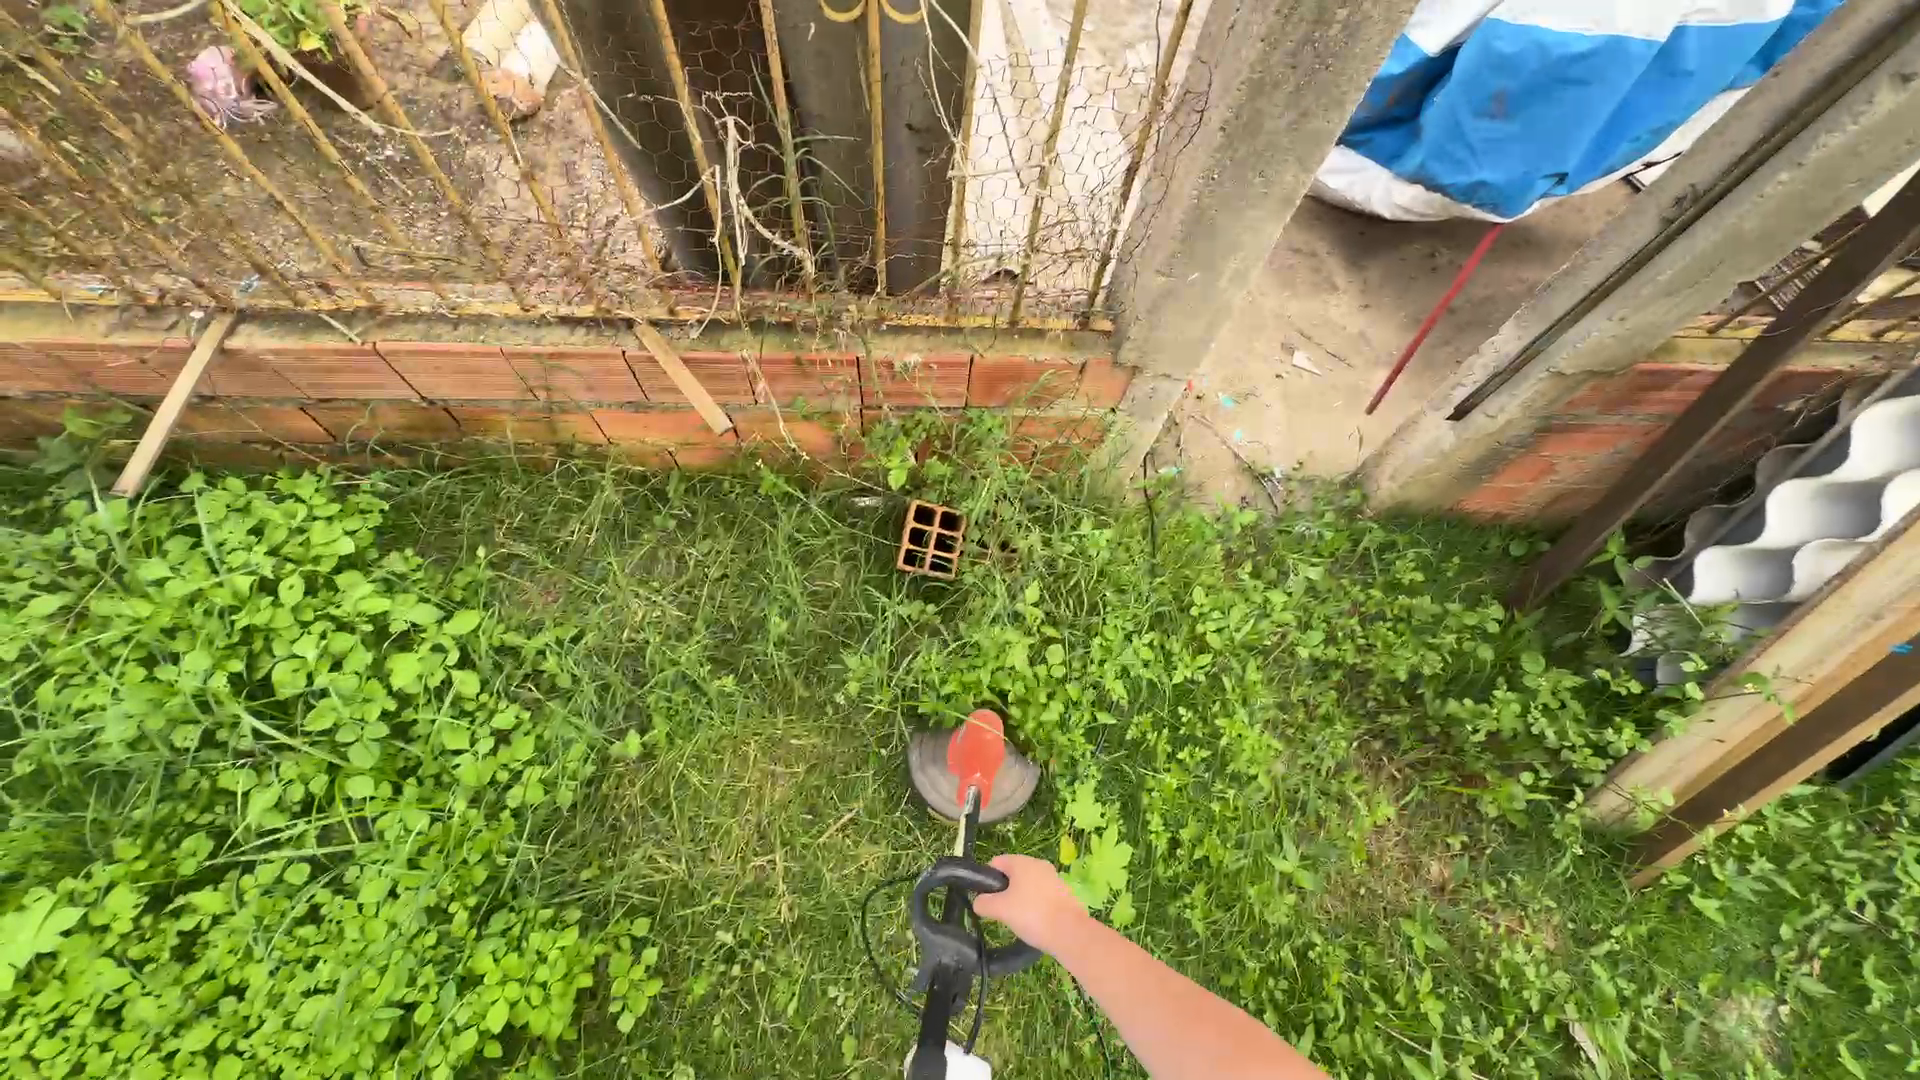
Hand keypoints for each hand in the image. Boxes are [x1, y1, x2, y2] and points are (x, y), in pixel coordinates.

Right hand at [972, 854, 1087, 953]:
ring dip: (1021, 899)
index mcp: (1021, 862)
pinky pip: (1043, 895)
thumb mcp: (1000, 910)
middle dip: (1005, 891)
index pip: (996, 862)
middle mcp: (1038, 864)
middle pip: (1013, 874)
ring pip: (1028, 886)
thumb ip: (983, 903)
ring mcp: (1053, 878)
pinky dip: (1037, 906)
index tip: (987, 900)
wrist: (1069, 932)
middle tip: (1002, 912)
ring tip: (1019, 920)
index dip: (987, 879)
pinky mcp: (1064, 893)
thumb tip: (978, 902)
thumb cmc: (1031, 915)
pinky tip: (1036, 923)